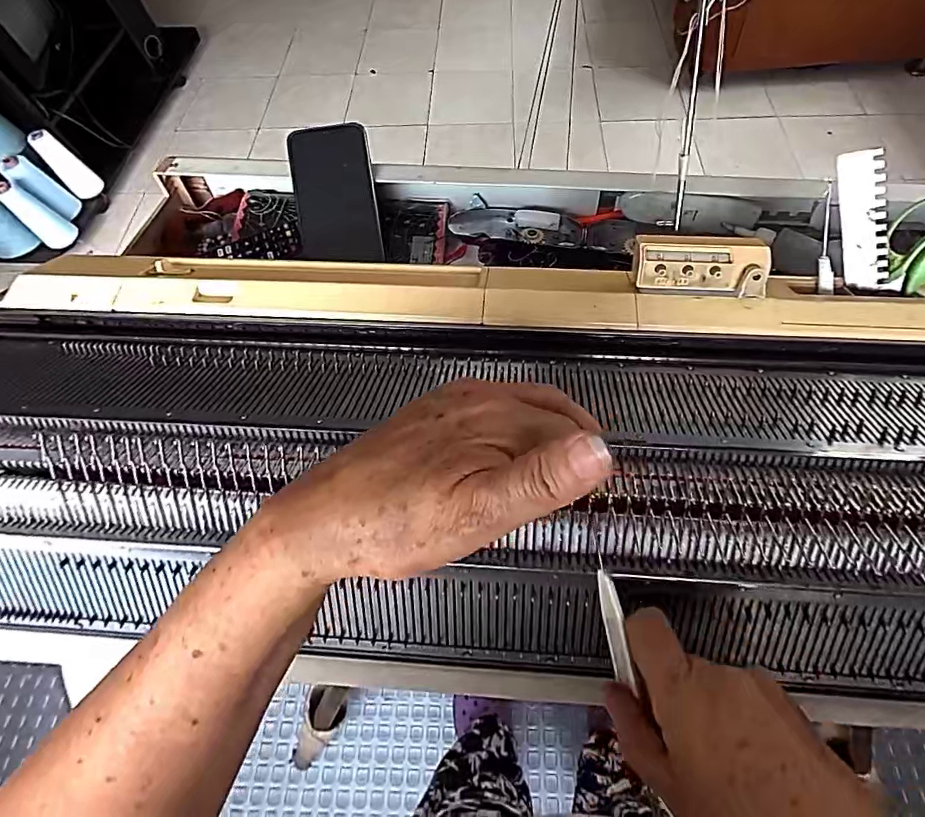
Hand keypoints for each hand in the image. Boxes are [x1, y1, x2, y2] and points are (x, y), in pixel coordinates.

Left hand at [251, 380, 610, 583]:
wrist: (317, 524)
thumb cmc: (388, 524)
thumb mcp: (476, 513)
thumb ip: (541, 480)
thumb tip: (597, 451)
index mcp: (492, 415)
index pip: (569, 429)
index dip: (594, 463)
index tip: (607, 492)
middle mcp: (473, 400)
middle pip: (550, 415)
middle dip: (576, 446)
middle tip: (589, 488)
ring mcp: (450, 407)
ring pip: (522, 412)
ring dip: (549, 439)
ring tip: (559, 477)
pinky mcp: (432, 420)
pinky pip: (491, 416)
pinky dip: (517, 436)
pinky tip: (507, 463)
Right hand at [606, 609, 877, 816]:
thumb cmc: (739, 811)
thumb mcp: (668, 784)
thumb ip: (633, 730)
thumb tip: (614, 695)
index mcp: (684, 687)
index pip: (646, 625)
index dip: (632, 636)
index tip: (630, 661)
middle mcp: (721, 673)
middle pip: (682, 666)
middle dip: (677, 698)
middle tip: (681, 748)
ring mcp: (756, 682)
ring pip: (716, 686)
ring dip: (713, 714)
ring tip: (723, 766)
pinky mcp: (785, 697)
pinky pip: (748, 698)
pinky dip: (744, 722)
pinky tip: (751, 765)